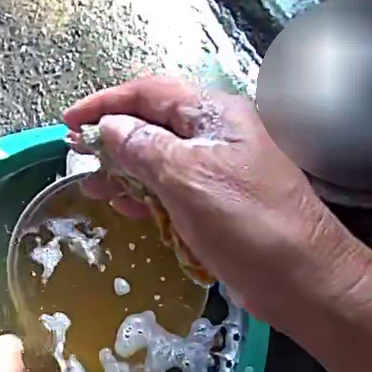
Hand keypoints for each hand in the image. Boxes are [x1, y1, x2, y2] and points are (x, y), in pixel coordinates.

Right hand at [63, 76, 371, 331]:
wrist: (302, 278)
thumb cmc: (249, 224)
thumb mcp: (189, 179)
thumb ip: (145, 149)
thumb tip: (109, 126)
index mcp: (214, 116)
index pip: (149, 93)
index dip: (105, 103)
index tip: (69, 122)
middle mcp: (214, 136)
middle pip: (152, 124)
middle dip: (111, 138)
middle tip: (76, 156)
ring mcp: (215, 171)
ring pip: (157, 160)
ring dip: (123, 170)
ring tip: (92, 187)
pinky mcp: (213, 203)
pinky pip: (169, 190)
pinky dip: (144, 195)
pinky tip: (124, 205)